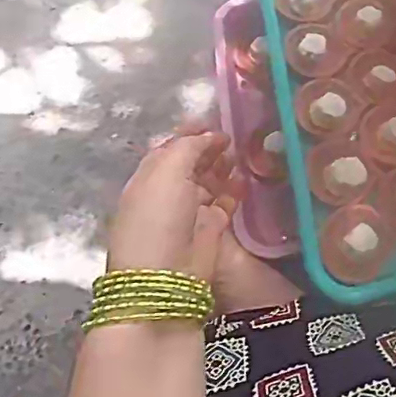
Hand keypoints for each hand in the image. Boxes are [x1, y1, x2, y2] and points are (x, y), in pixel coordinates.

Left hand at [105, 130, 239, 277]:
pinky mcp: (211, 228)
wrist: (166, 274)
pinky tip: (246, 177)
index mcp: (149, 177)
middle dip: (209, 149)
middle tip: (232, 138)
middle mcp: (168, 192)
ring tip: (240, 154)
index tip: (213, 122)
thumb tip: (209, 136)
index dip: (190, 134)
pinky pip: (226, 201)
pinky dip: (235, 189)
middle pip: (191, 163)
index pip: (170, 148)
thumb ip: (188, 147)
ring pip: (210, 181)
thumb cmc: (159, 216)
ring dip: (223, 166)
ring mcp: (190, 211)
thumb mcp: (167, 171)